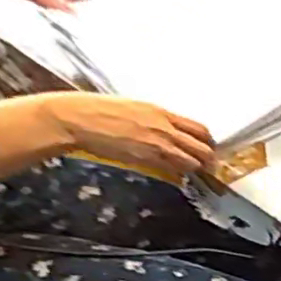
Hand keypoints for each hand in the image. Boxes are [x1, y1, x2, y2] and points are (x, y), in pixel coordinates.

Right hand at [42, 94, 215, 177]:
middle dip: (209, 159)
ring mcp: (158, 143)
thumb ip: (155, 120)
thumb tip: (171, 132)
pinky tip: (177, 173)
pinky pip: (176, 168)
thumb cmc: (94, 109)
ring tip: (192, 171)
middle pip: (205, 148)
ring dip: (197, 168)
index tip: (206, 148)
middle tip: (206, 165)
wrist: (71, 117)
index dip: (208, 142)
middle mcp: (164, 127)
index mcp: (160, 112)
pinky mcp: (149, 157)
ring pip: (195, 161)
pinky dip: (181, 173)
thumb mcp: (132, 107)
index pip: (200, 129)